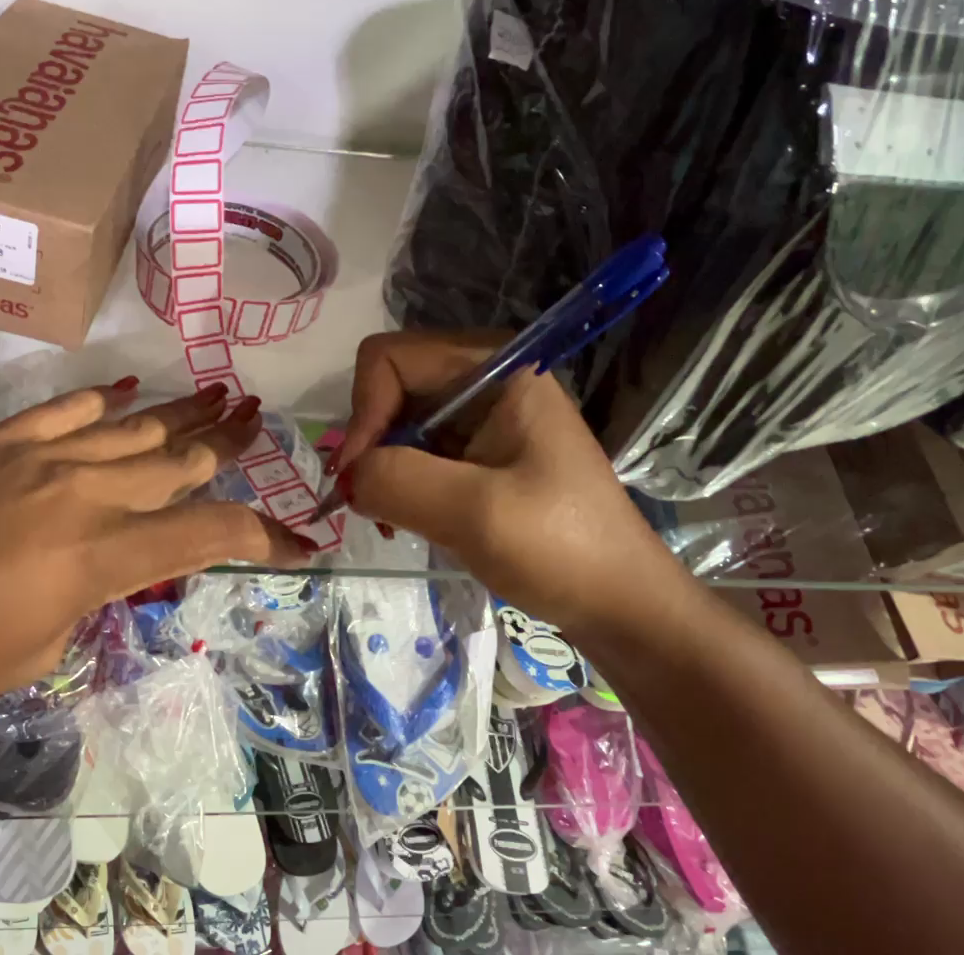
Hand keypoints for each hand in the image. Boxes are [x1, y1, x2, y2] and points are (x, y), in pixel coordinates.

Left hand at [0, 382, 314, 730]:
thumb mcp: (35, 649)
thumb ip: (83, 597)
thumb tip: (96, 565)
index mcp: (96, 558)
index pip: (204, 535)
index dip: (261, 536)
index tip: (299, 538)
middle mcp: (77, 493)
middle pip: (174, 462)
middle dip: (226, 446)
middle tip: (259, 426)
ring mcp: (31, 457)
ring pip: (127, 429)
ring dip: (179, 415)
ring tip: (220, 396)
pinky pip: (60, 409)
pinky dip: (101, 402)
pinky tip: (128, 392)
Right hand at [332, 331, 683, 633]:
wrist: (619, 604)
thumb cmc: (560, 550)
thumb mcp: (475, 512)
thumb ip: (397, 480)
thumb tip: (345, 478)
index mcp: (496, 369)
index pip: (389, 360)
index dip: (363, 412)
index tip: (358, 476)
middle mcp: (485, 379)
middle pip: (387, 388)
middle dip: (371, 444)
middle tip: (370, 503)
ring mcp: (481, 416)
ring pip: (395, 423)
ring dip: (381, 470)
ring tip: (391, 519)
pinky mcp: (477, 451)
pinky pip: (413, 451)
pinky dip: (397, 484)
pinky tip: (407, 519)